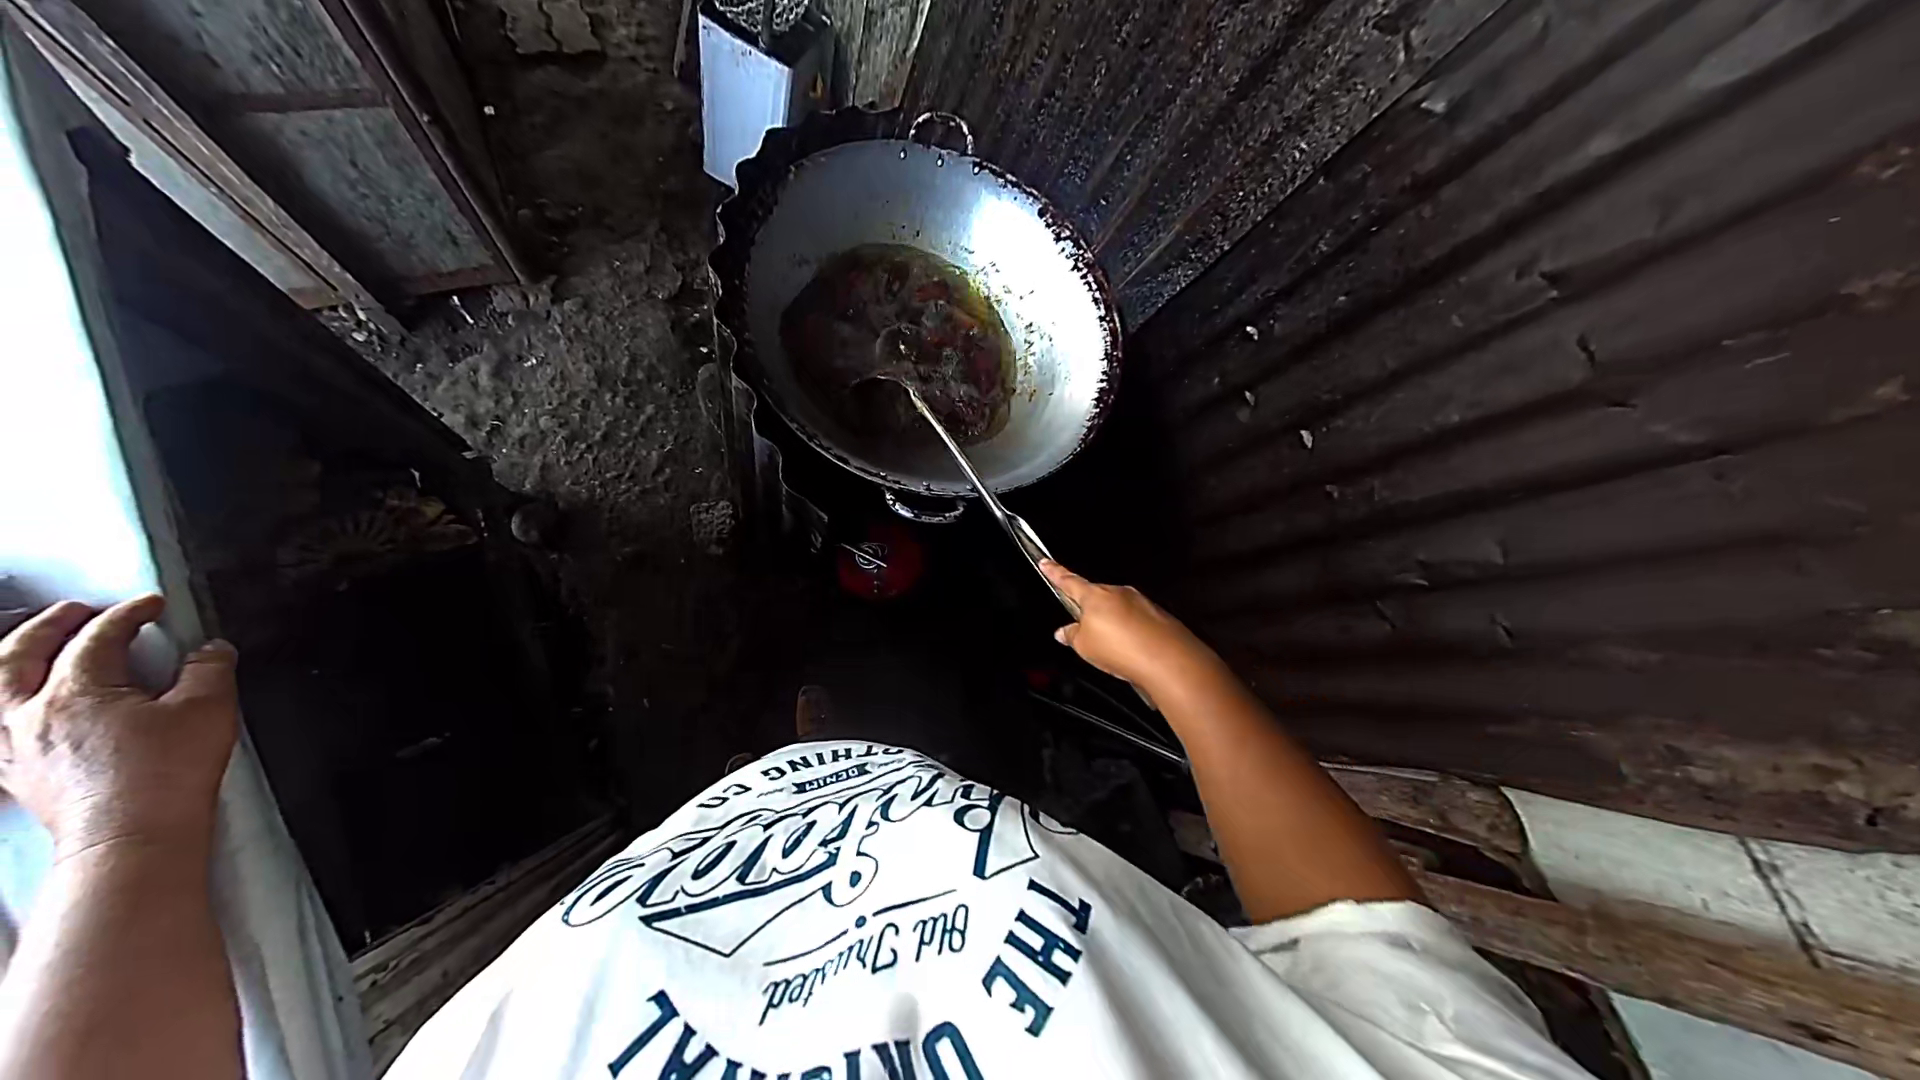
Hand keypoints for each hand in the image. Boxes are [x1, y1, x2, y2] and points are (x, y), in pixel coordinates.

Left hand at [0, 597, 238, 860]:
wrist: (133, 831)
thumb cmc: (165, 774)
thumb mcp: (209, 708)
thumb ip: (209, 670)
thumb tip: (210, 651)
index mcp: (75, 693)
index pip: (99, 638)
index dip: (128, 614)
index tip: (150, 605)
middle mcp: (26, 715)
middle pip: (18, 655)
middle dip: (49, 626)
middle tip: (74, 611)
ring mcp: (11, 746)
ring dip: (7, 660)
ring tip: (27, 647)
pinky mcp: (12, 772)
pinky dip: (0, 703)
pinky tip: (13, 705)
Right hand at [1041, 560, 1224, 694]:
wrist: (1168, 660)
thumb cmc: (1124, 649)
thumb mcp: (1084, 647)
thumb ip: (1071, 635)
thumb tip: (1065, 632)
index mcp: (1095, 595)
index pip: (1068, 580)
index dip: (1055, 572)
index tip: (1046, 563)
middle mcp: (1118, 593)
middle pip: (1096, 599)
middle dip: (1089, 615)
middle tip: (1086, 636)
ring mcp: (1140, 602)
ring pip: (1118, 612)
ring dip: (1112, 628)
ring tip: (1113, 653)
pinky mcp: (1158, 616)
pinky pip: (1137, 623)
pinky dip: (1131, 636)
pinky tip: (1131, 654)